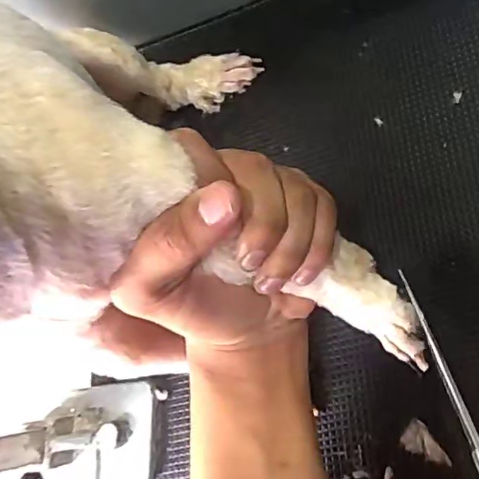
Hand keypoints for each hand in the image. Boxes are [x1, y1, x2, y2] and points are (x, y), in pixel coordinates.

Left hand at [99, 128, 338, 375]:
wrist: (247, 329)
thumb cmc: (192, 306)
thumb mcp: (153, 290)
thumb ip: (172, 242)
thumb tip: (224, 195)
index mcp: (178, 182)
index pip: (192, 148)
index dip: (209, 183)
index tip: (216, 235)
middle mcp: (227, 169)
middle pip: (257, 169)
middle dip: (263, 227)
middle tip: (249, 268)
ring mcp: (274, 182)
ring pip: (297, 191)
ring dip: (292, 246)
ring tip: (271, 281)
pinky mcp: (310, 200)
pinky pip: (325, 207)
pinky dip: (317, 248)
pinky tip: (299, 277)